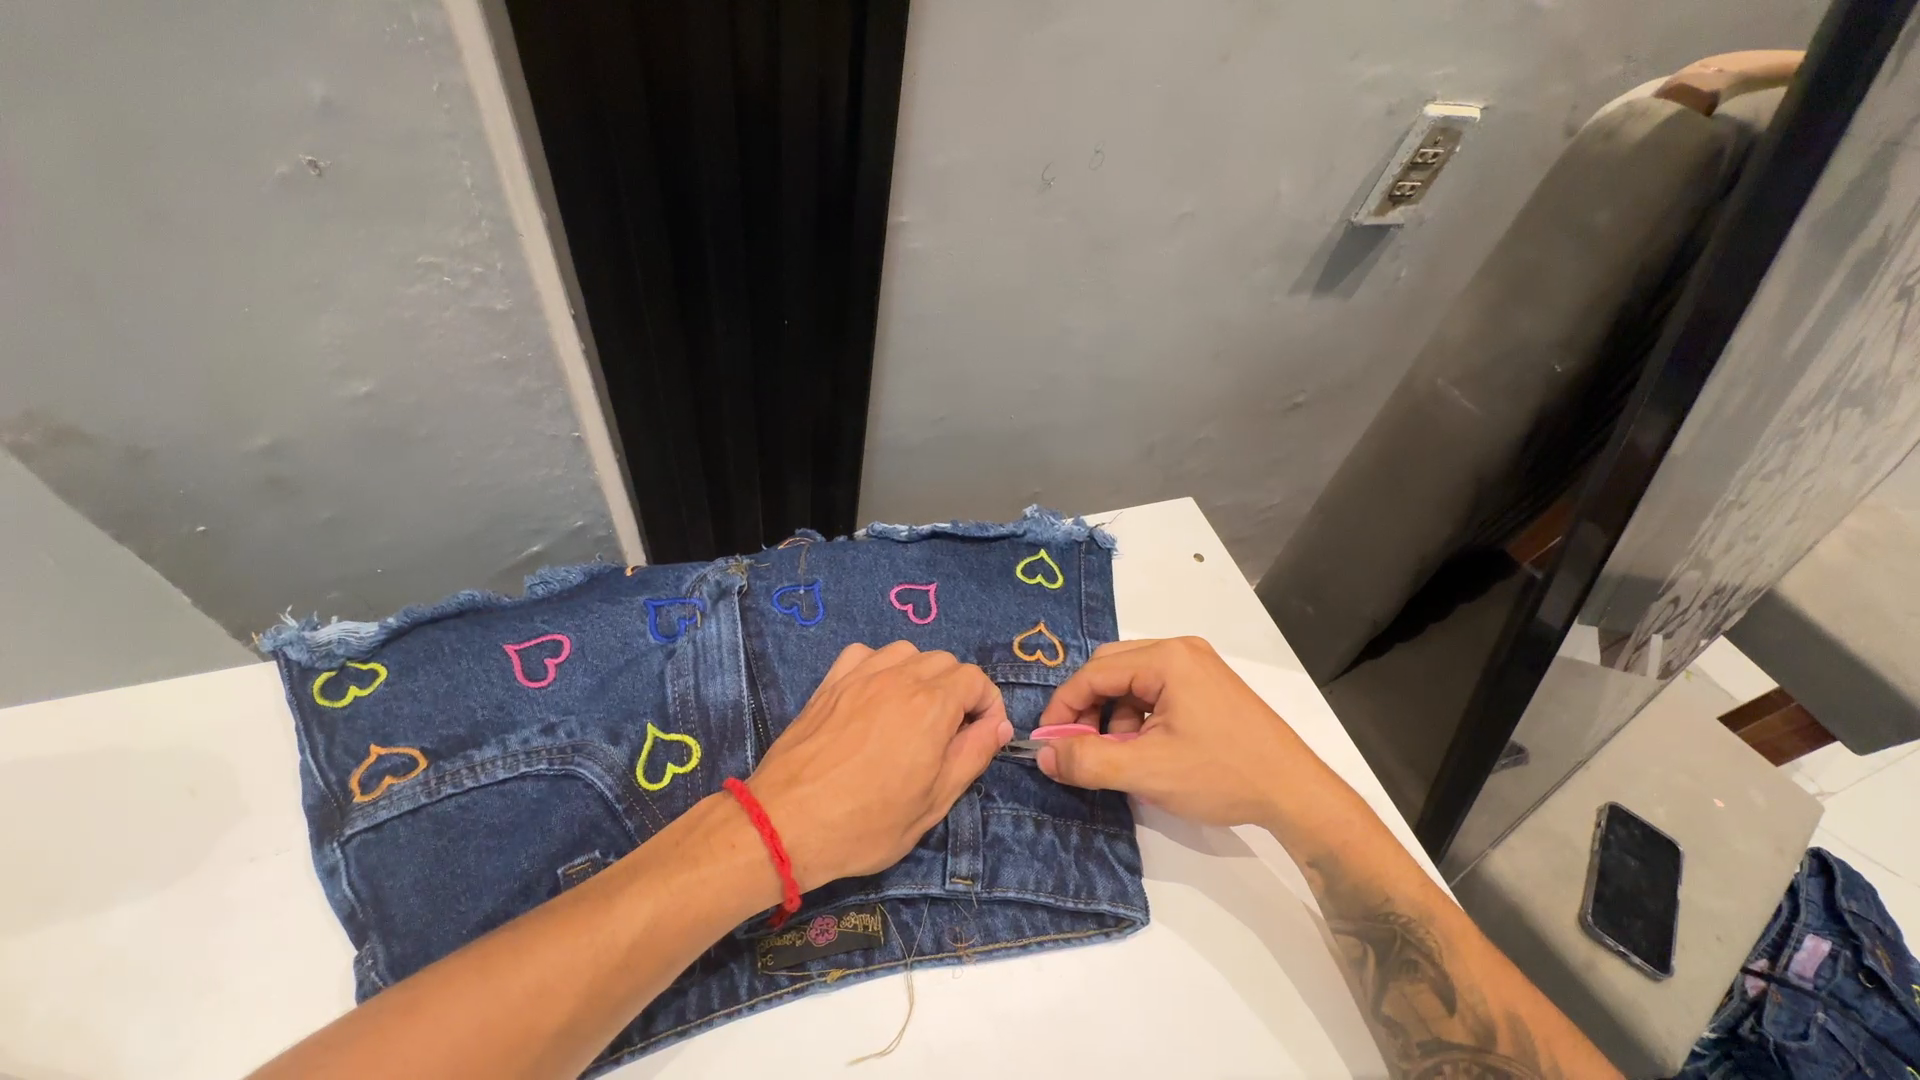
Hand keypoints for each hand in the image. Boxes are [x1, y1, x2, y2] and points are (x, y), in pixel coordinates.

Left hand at [745, 642, 1012, 891]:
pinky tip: (877, 696)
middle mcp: (899, 678)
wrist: (785, 824)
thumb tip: (998, 726)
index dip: (988, 706)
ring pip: (908, 652)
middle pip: (945, 662)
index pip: (976, 679)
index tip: (982, 737)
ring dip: (922, 675)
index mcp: (931, 705)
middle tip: (950, 734)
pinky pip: (865, 654)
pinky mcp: (830, 683)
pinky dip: (881, 666)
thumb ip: (973, 755)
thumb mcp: (934, 802)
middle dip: (959, 691)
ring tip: (915, 713)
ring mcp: (860, 676)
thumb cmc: (866, 823)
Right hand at [1034, 637, 1333, 829]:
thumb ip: (1088, 760)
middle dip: (1089, 709)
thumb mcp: (1146, 771)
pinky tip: (1148, 751)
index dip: (1064, 708)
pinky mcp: (1208, 686)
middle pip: (1111, 669)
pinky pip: (1156, 691)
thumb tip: (1043, 754)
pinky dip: (1139, 718)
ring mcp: (1198, 666)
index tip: (1049, 742)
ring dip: (1115, 716)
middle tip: (1081, 748)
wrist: (1295, 792)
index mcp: (1166, 659)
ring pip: (1132, 682)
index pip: (1094, 673)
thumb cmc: (1221, 774)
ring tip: (1122, 757)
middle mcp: (1181, 650)